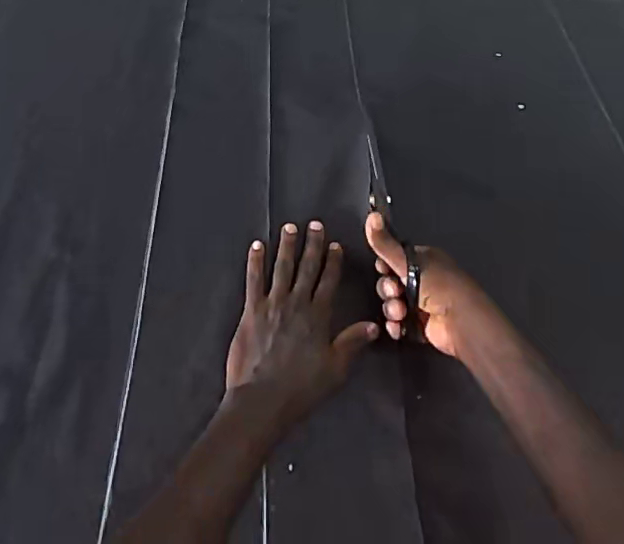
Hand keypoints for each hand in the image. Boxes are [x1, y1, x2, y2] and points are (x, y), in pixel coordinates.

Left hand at [225, 221, 379, 424]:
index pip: (328, 281)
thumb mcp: (335, 369)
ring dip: (286, 245)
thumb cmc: (302, 388)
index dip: (332, 261)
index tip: (335, 244)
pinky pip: (253, 279)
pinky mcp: (251, 309)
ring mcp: (272, 304)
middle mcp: (296, 303)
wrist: (262, 399)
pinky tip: (257, 245)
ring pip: (281, 267)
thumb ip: (352, 343)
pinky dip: (255, 261)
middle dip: (311, 244)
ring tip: (289, 226)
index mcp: (318, 316)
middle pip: (306, 268)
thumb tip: (373, 325)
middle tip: (314, 224)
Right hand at [365, 211, 489, 357]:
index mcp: (424, 259)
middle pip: (391, 281)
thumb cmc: (440, 287)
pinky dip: (396, 325)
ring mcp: (422, 303)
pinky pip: (399, 322)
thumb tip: (371, 216)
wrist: (463, 324)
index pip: (395, 258)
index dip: (385, 265)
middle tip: (394, 292)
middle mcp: (423, 279)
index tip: (383, 269)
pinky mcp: (421, 325)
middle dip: (388, 289)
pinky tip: (398, 327)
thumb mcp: (409, 262)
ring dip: (392, 308)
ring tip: (400, 313)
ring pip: (393, 303)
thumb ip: (386, 244)